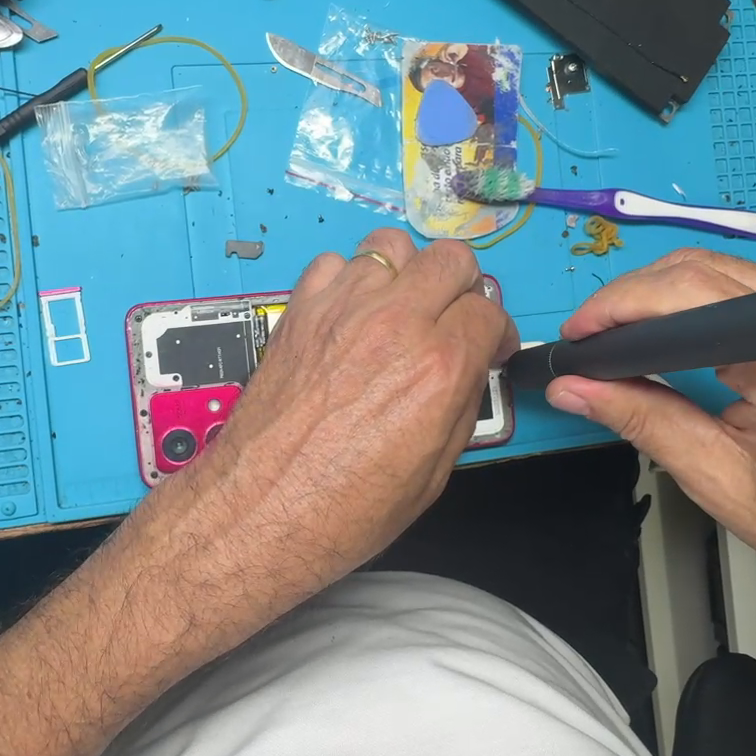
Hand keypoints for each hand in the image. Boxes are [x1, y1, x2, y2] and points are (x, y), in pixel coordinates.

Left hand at [180, 229, 516, 591]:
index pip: (489, 311)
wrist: (262, 508)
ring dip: (405, 274)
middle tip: (450, 318)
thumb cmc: (346, 508)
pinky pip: (334, 263)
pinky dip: (349, 280)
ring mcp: (342, 308)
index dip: (494, 331)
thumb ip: (460, 404)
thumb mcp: (434, 473)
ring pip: (392, 247)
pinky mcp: (300, 309)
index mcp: (438, 366)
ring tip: (398, 307)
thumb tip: (467, 370)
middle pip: (450, 259)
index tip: (486, 346)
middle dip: (462, 287)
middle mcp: (394, 323)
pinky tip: (348, 314)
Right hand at [544, 249, 755, 633]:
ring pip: (722, 275)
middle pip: (703, 270)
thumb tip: (571, 388)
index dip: (621, 307)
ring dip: (660, 305)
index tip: (579, 340)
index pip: (691, 291)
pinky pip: (749, 297)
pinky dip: (696, 315)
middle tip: (587, 347)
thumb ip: (642, 420)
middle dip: (631, 301)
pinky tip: (665, 344)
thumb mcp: (722, 480)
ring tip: (615, 347)